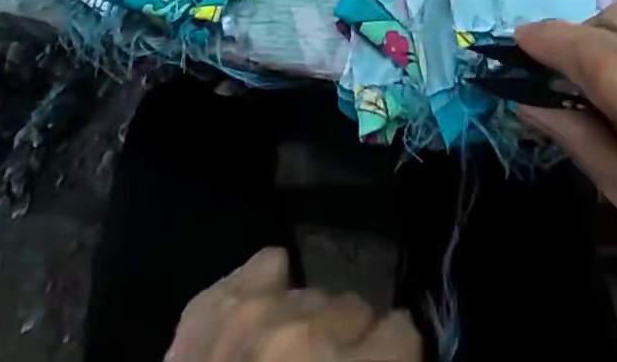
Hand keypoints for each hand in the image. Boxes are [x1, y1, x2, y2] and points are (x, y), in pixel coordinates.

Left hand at [167, 248, 421, 361]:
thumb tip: (396, 356)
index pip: (403, 332)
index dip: (395, 354)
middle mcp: (307, 336)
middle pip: (355, 307)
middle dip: (350, 342)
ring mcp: (254, 312)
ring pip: (312, 292)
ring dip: (310, 323)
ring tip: (293, 361)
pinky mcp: (213, 304)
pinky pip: (266, 264)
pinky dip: (271, 288)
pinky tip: (267, 321)